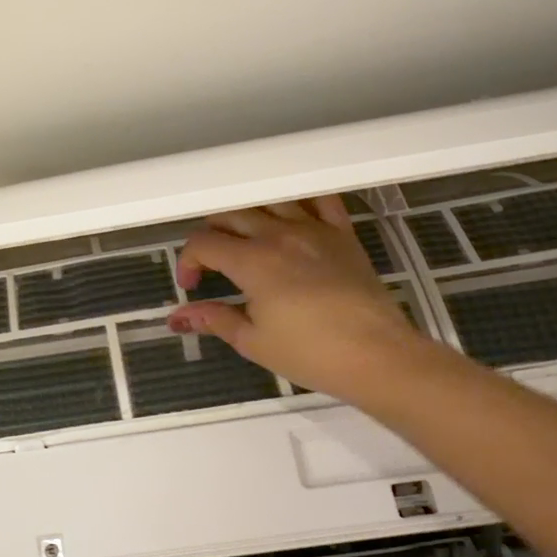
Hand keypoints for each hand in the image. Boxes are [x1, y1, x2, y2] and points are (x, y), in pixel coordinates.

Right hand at [166, 195, 436, 398]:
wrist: (378, 356)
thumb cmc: (311, 354)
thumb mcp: (253, 341)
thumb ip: (214, 319)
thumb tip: (178, 317)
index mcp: (252, 262)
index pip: (203, 243)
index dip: (188, 262)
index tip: (192, 286)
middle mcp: (278, 235)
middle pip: (230, 214)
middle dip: (210, 235)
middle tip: (212, 263)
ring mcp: (314, 229)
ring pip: (268, 201)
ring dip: (247, 215)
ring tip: (244, 238)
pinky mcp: (342, 233)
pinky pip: (318, 200)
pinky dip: (298, 201)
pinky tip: (289, 215)